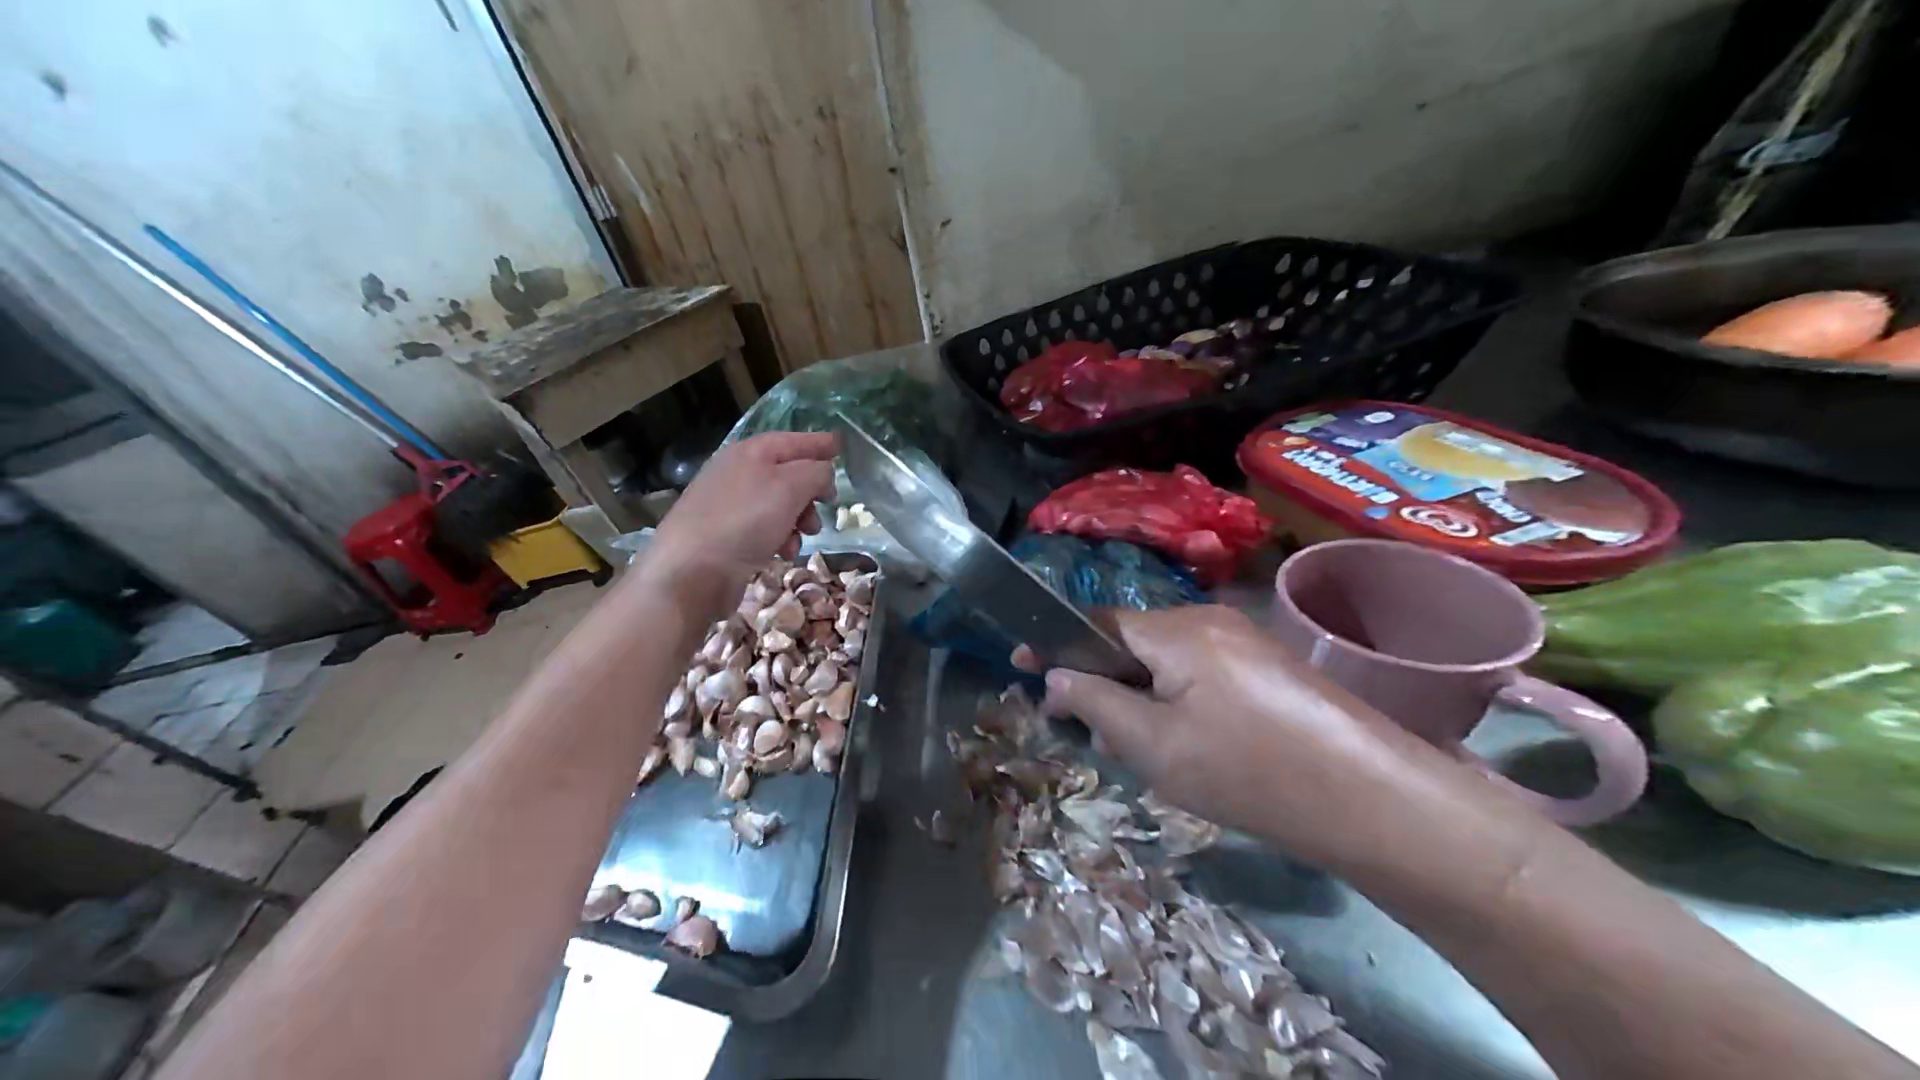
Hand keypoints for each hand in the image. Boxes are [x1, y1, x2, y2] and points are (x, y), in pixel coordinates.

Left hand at [640, 432, 837, 614]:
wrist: (691, 571)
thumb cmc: (745, 521)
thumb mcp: (789, 488)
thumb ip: (815, 473)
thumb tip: (823, 473)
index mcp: (749, 453)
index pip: (792, 440)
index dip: (818, 443)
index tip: (841, 447)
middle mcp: (737, 474)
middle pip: (787, 474)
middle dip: (812, 491)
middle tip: (828, 505)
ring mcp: (729, 506)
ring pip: (779, 505)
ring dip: (799, 518)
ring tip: (805, 534)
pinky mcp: (726, 535)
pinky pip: (764, 529)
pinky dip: (780, 538)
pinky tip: (783, 553)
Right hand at [1032, 605, 1479, 868]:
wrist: (1370, 799)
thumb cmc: (1247, 770)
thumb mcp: (1153, 745)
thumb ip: (1095, 703)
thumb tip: (1055, 675)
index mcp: (1176, 630)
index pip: (1097, 622)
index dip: (1056, 643)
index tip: (1021, 664)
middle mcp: (1209, 620)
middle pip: (1133, 644)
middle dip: (1104, 685)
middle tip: (1096, 739)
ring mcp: (1244, 641)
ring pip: (1167, 662)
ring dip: (1141, 699)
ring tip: (1143, 754)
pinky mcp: (1268, 667)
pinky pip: (1201, 674)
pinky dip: (1178, 703)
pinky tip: (1188, 748)